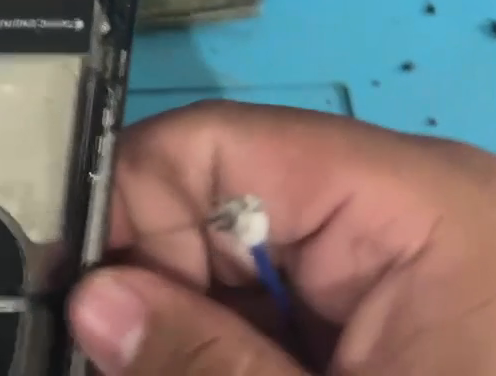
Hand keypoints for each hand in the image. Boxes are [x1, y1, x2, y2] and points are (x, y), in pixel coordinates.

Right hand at [69, 103, 495, 374]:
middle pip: (213, 196)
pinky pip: (264, 294)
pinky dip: (227, 342)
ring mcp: (389, 250)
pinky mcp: (381, 301)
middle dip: (162, 279)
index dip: (133, 209)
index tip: (88, 297)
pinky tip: (236, 374)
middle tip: (135, 361)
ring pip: (227, 253)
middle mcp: (396, 198)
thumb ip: (204, 359)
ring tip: (185, 374)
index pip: (212, 143)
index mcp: (408, 195)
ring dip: (192, 322)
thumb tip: (87, 300)